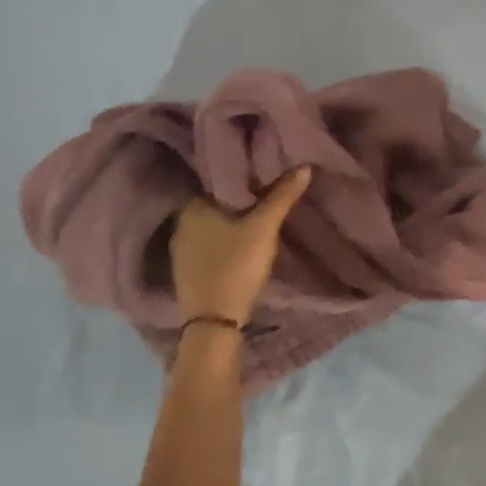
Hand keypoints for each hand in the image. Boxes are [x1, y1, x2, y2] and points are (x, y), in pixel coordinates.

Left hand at [170, 167, 310, 324]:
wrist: (214, 318)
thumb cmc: (236, 264)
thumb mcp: (264, 227)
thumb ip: (282, 196)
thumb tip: (304, 166)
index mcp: (193, 206)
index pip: (219, 179)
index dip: (244, 175)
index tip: (266, 173)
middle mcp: (181, 222)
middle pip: (217, 201)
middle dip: (241, 197)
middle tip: (269, 192)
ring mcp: (181, 247)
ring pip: (213, 222)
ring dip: (233, 218)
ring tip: (260, 214)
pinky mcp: (187, 267)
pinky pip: (209, 240)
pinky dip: (225, 236)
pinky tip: (242, 240)